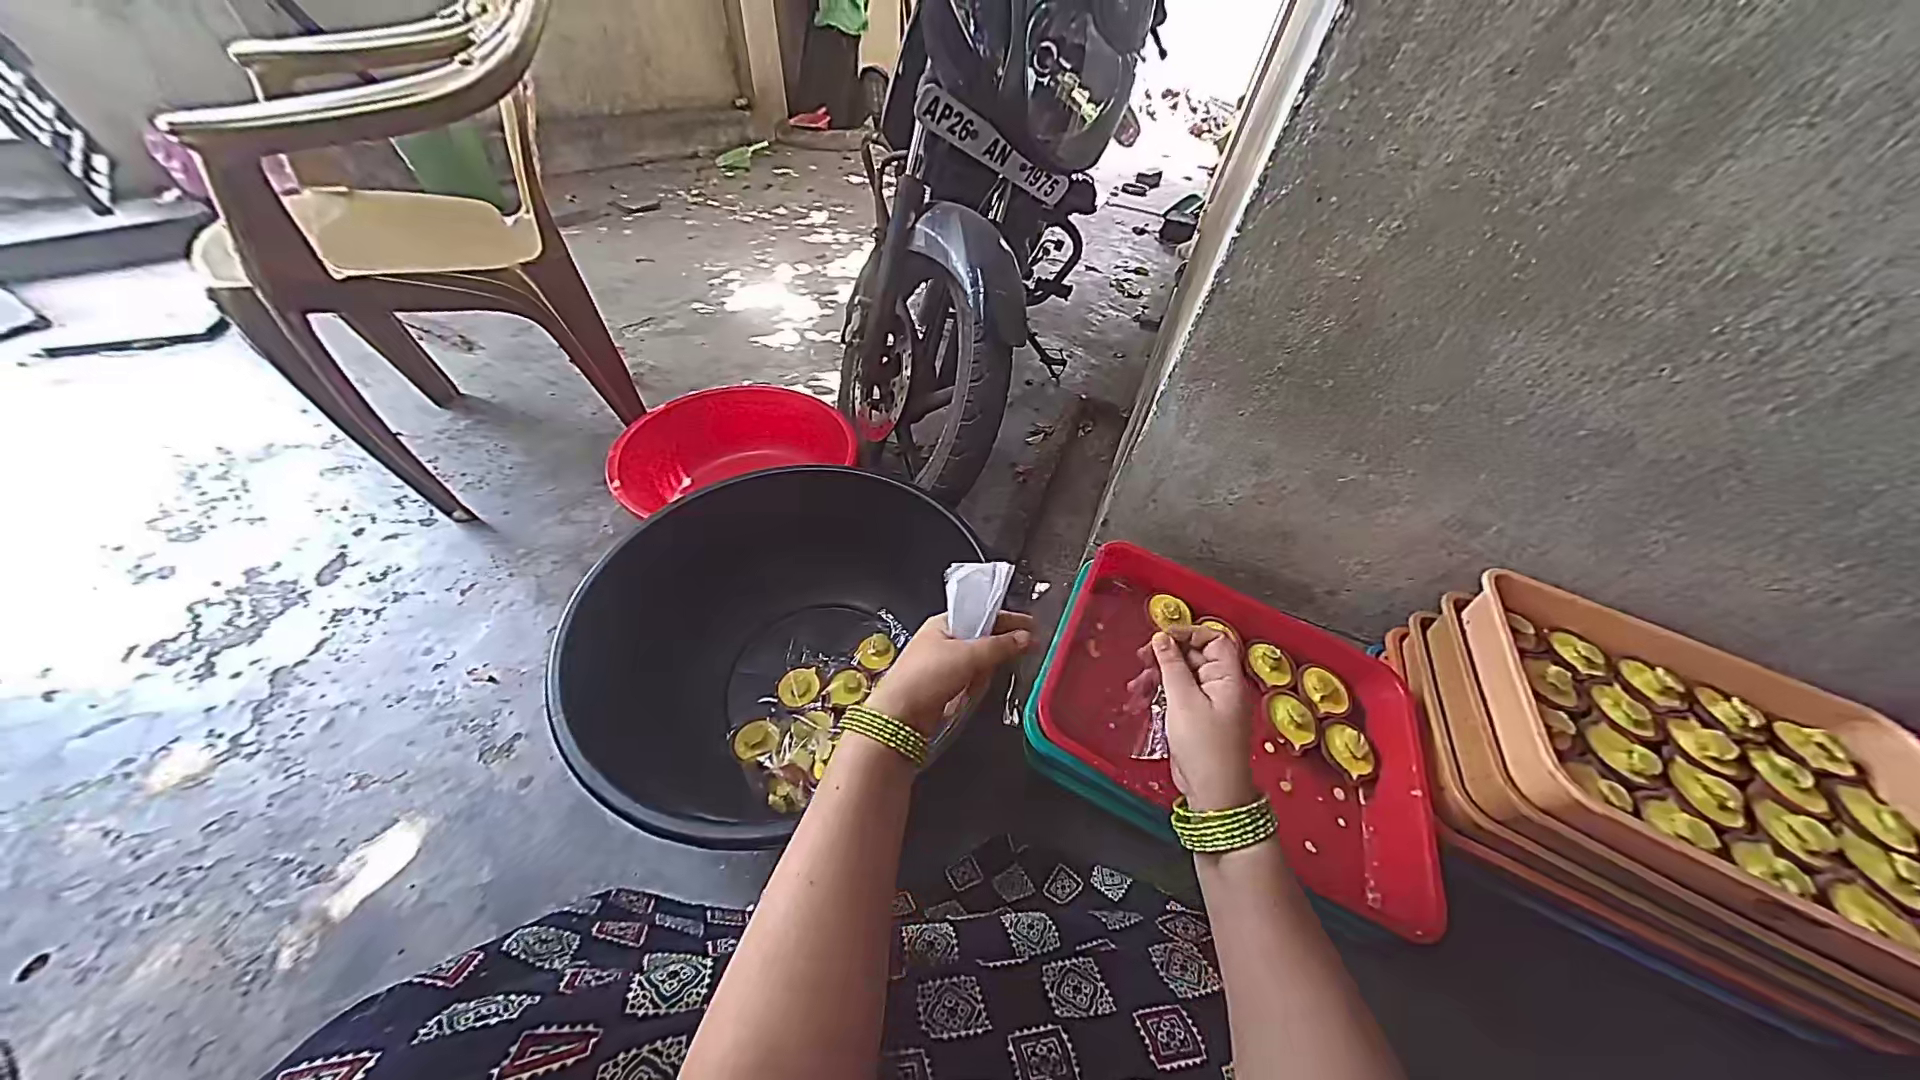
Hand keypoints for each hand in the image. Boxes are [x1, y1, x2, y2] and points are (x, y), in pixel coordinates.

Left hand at [866, 612, 1035, 733]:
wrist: (900, 716)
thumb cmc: (926, 676)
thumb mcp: (968, 655)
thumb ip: (1000, 645)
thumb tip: (1026, 637)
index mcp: (943, 623)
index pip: (982, 613)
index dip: (1007, 619)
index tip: (1031, 625)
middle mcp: (942, 641)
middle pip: (982, 638)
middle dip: (996, 649)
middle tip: (1017, 653)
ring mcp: (943, 665)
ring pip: (978, 662)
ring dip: (982, 672)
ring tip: (976, 681)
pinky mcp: (944, 687)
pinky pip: (970, 681)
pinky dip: (974, 686)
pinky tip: (970, 693)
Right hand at [1149, 626, 1256, 810]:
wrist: (1212, 790)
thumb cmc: (1205, 747)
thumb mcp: (1182, 699)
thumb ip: (1171, 664)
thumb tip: (1162, 638)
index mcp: (1227, 678)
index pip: (1214, 639)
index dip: (1188, 633)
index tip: (1163, 636)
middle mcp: (1221, 686)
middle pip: (1195, 655)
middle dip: (1167, 654)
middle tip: (1144, 657)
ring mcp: (1209, 702)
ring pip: (1182, 674)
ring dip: (1158, 674)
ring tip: (1138, 683)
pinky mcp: (1196, 716)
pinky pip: (1178, 693)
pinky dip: (1160, 691)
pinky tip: (1143, 697)